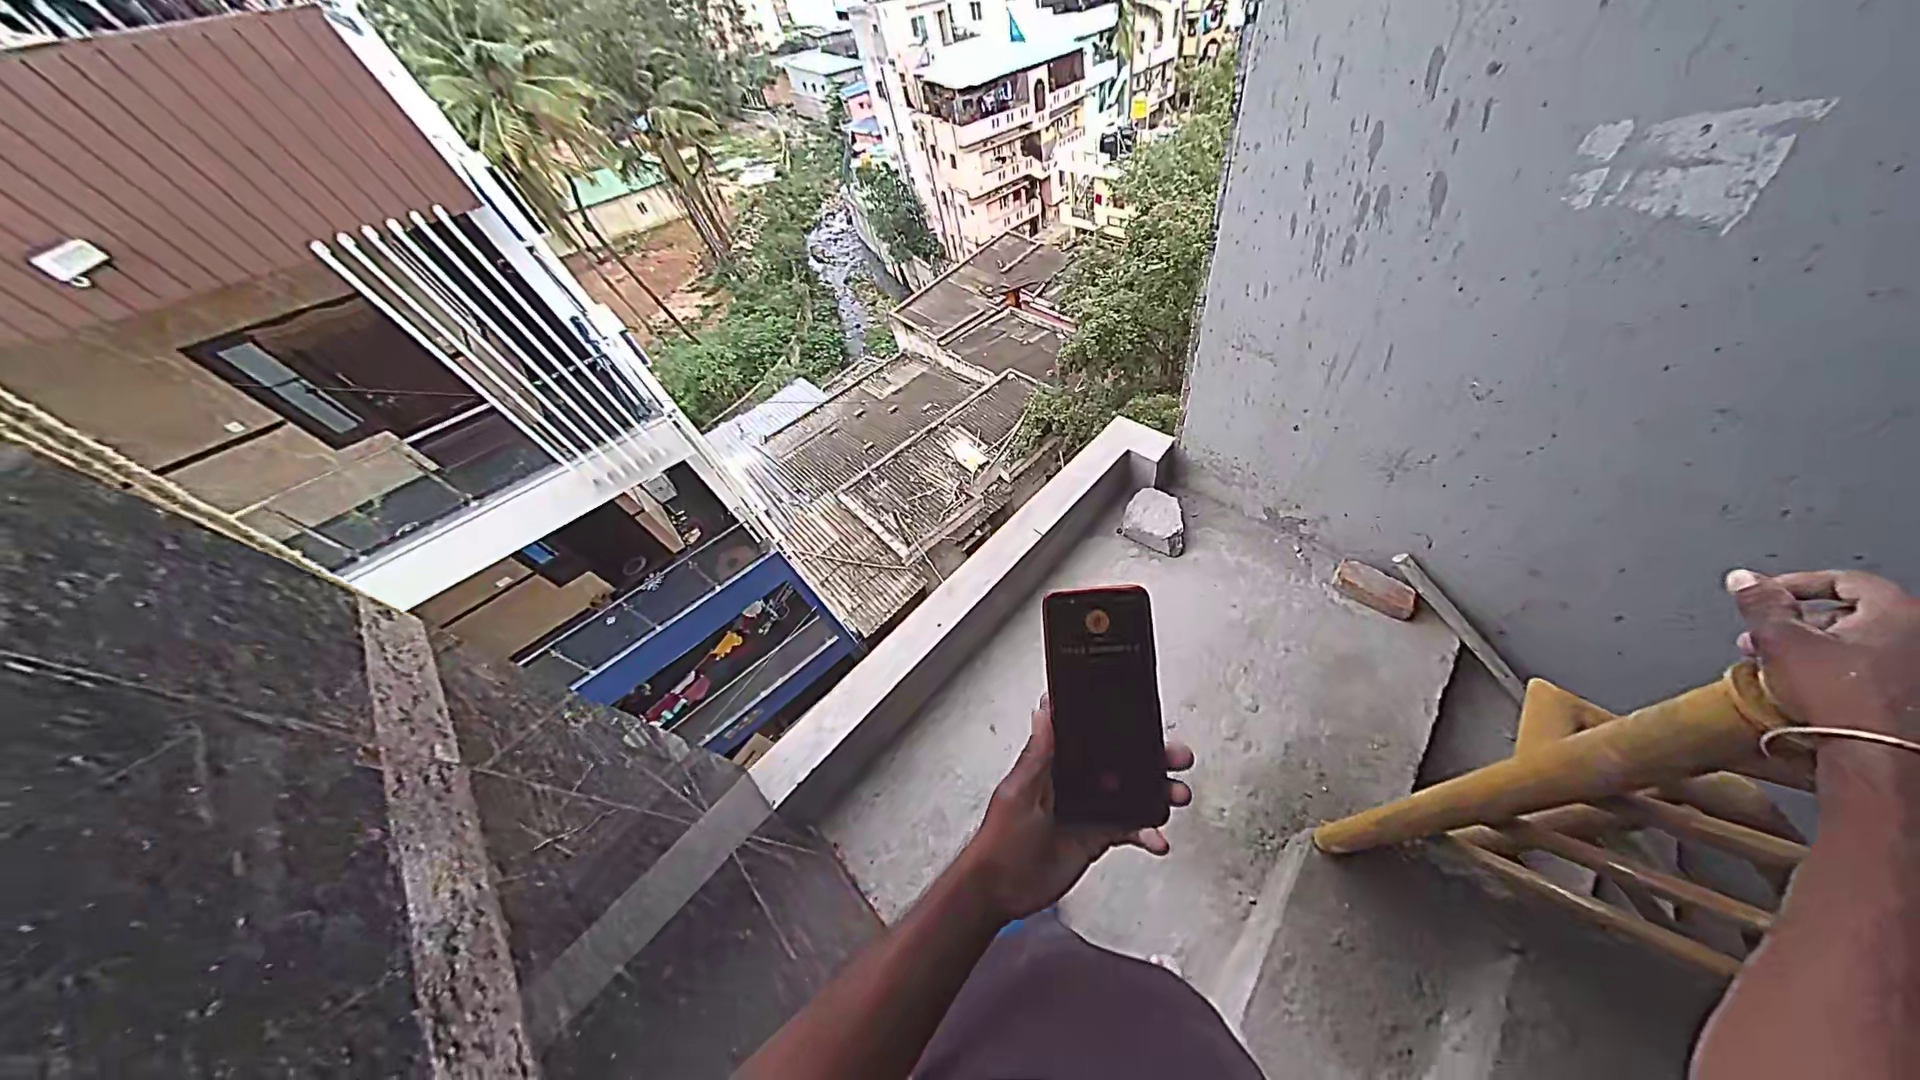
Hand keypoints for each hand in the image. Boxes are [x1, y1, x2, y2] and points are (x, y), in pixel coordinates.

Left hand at [956, 696, 1193, 923]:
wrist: (1000, 889)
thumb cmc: (999, 837)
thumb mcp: (1019, 792)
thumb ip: (1037, 755)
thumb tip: (1044, 711)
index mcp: (1055, 763)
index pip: (1093, 738)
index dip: (1121, 730)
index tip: (1147, 723)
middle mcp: (1074, 782)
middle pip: (1120, 764)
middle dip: (1152, 760)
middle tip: (1176, 757)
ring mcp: (1088, 809)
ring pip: (1131, 795)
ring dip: (1157, 794)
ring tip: (1176, 796)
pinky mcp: (1096, 836)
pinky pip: (1130, 830)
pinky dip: (1147, 834)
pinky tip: (1157, 840)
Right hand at [1726, 568, 1919, 740]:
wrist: (1877, 754)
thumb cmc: (1838, 695)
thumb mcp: (1780, 640)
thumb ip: (1761, 604)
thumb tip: (1745, 578)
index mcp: (1901, 614)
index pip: (1844, 581)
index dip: (1795, 584)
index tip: (1762, 597)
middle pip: (1852, 612)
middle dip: (1797, 621)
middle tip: (1762, 636)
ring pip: (1861, 641)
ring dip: (1814, 645)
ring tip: (1778, 664)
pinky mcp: (1914, 693)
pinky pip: (1874, 666)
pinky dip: (1838, 666)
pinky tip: (1809, 683)